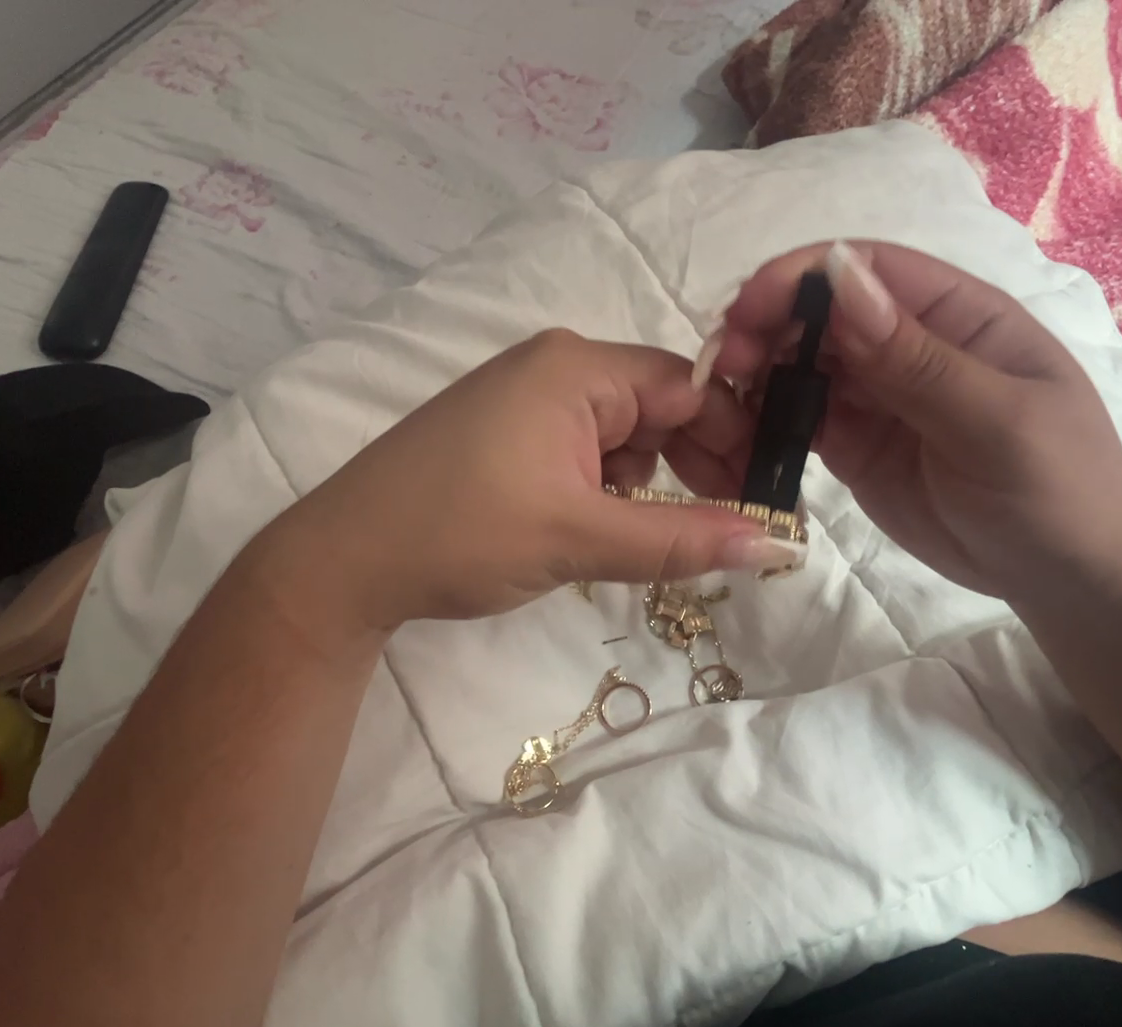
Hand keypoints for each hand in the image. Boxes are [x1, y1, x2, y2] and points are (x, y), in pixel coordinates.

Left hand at [249, 330, 795, 629]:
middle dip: (694, 466)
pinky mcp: (508, 436)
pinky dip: (607, 489)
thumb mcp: (580, 539)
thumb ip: (680, 540)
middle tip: (723, 529)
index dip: (732, 440)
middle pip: (658, 408)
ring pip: (624, 437)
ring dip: (648, 484)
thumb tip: (777, 545)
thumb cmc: (461, 534)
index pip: (688, 386)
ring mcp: (526, 402)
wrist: (344, 562)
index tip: (761, 500)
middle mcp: (554, 369)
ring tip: (648, 537)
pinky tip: (599, 529)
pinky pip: (584, 452)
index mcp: (575, 368)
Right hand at [705, 241, 1121, 602]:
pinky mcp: (853, 445)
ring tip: (719, 401)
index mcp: (955, 315)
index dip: (802, 278)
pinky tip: (738, 434)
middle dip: (767, 327)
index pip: (868, 271)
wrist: (1061, 574)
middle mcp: (907, 345)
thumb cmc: (1054, 487)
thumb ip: (918, 358)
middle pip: (821, 314)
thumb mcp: (996, 421)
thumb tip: (841, 279)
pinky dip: (765, 421)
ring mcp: (877, 397)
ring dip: (757, 374)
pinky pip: (799, 420)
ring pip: (801, 365)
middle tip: (721, 366)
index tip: (746, 311)